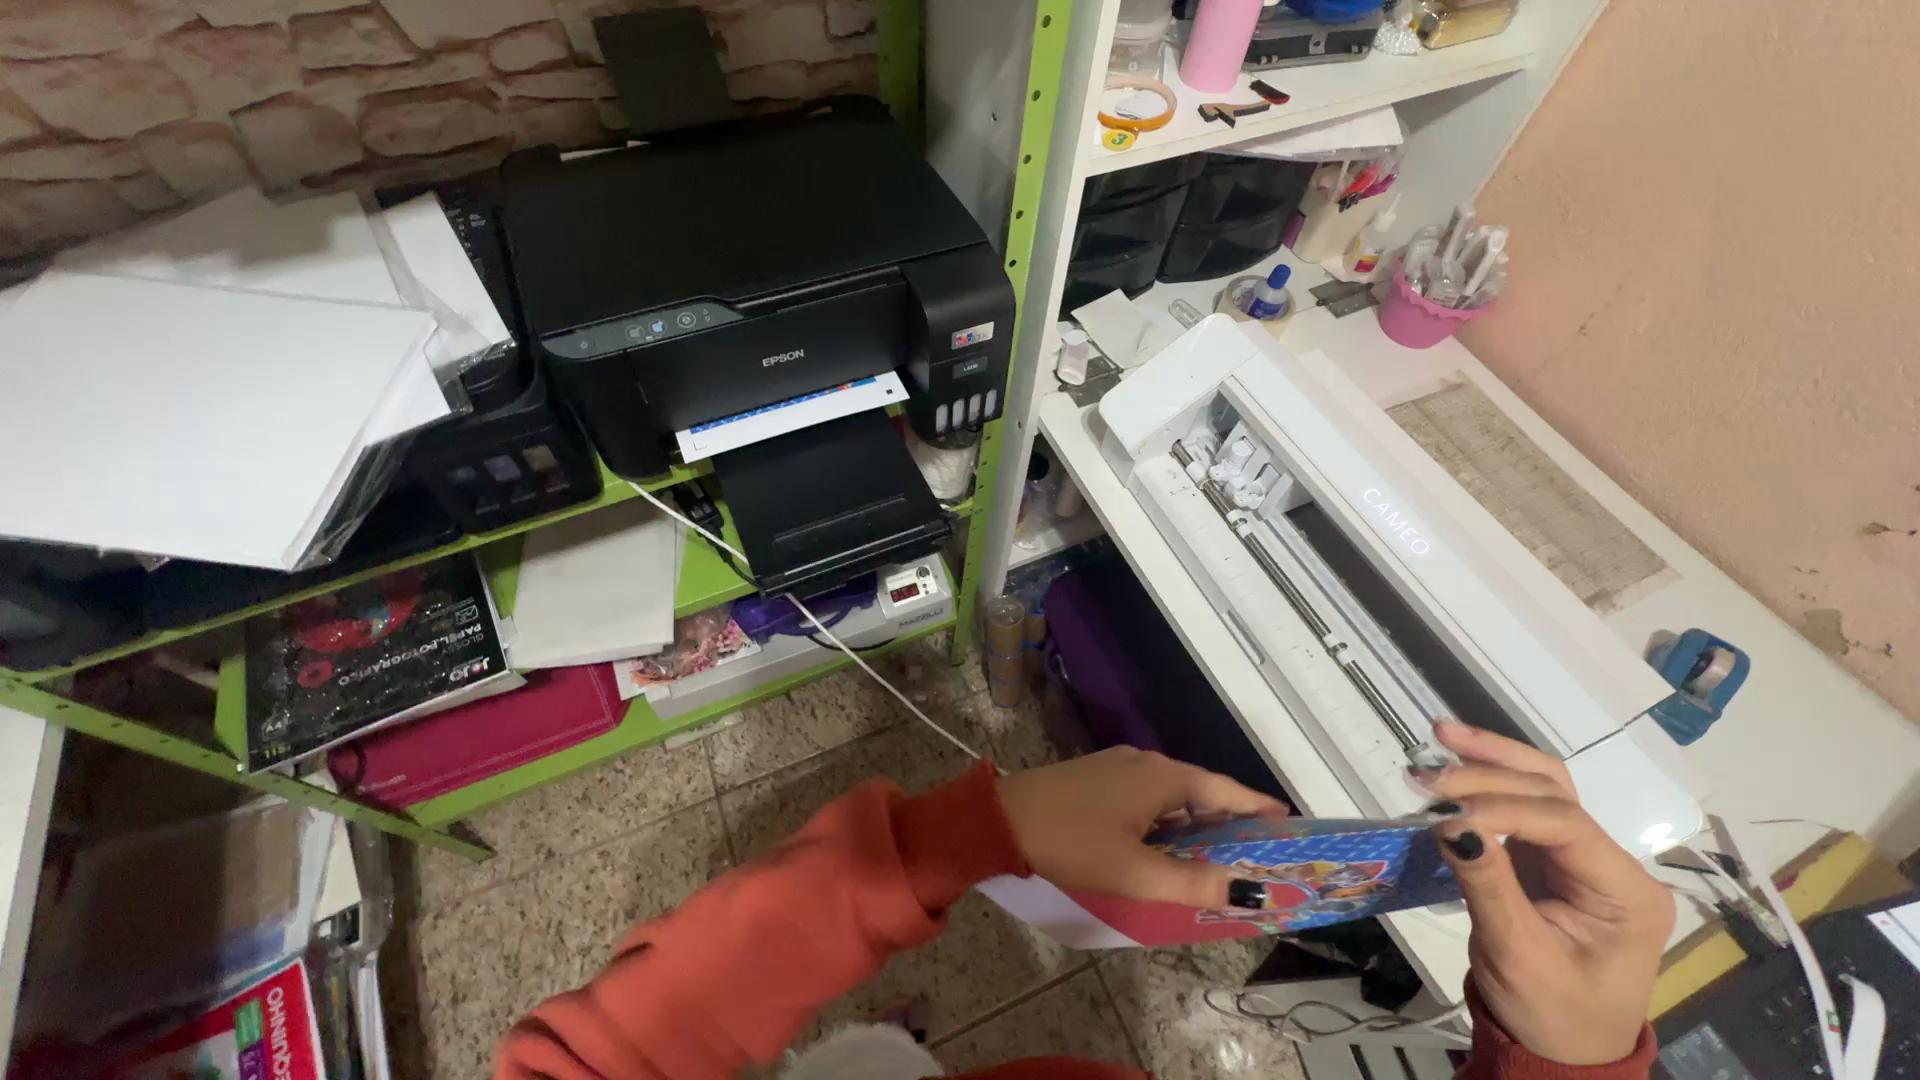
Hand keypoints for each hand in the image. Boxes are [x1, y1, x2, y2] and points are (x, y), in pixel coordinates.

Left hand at [996, 746, 1287, 909]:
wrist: (1001, 818)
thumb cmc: (1071, 842)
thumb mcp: (1134, 872)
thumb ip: (1192, 883)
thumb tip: (1247, 890)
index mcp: (1161, 776)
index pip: (1225, 790)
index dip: (1258, 808)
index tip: (1290, 826)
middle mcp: (1146, 762)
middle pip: (1201, 790)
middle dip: (1230, 821)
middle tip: (1259, 855)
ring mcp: (1119, 767)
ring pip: (1173, 794)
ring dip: (1197, 822)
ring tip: (1221, 857)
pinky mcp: (1099, 778)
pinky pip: (1149, 796)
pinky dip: (1168, 820)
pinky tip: (1168, 845)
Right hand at [1420, 723, 1673, 1064]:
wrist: (1561, 1049)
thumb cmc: (1550, 1011)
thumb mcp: (1517, 955)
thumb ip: (1488, 884)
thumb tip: (1449, 823)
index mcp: (1626, 892)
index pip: (1564, 823)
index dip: (1502, 808)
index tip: (1443, 813)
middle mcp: (1611, 862)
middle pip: (1554, 791)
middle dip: (1490, 773)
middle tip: (1429, 775)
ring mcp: (1579, 855)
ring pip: (1541, 784)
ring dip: (1490, 758)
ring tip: (1441, 734)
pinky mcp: (1547, 855)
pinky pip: (1518, 804)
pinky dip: (1485, 779)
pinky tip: (1451, 761)